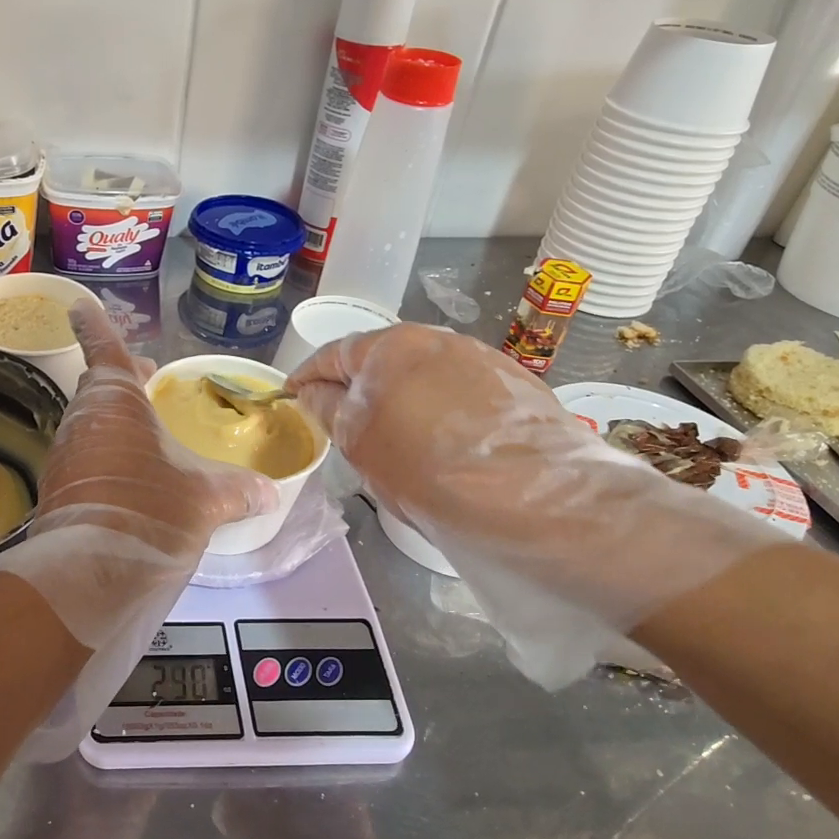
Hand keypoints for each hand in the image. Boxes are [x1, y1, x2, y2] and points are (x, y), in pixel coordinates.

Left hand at [37, 300, 274, 551]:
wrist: (91, 575)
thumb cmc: (151, 512)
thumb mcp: (206, 499)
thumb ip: (239, 490)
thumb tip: (270, 492)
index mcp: (116, 401)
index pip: (105, 349)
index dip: (95, 325)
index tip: (79, 304)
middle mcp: (83, 420)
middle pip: (100, 388)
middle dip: (124, 380)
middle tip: (150, 379)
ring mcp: (65, 456)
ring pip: (91, 424)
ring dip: (116, 422)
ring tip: (148, 435)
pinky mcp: (57, 491)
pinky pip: (84, 459)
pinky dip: (106, 458)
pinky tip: (131, 482)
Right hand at [286, 323, 787, 686]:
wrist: (545, 500)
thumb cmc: (432, 471)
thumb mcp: (361, 446)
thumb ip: (328, 410)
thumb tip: (314, 392)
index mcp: (391, 345)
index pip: (332, 354)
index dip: (307, 378)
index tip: (293, 398)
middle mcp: (437, 339)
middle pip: (380, 361)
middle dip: (358, 389)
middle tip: (344, 426)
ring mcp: (483, 360)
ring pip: (423, 377)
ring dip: (402, 401)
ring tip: (397, 442)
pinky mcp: (518, 388)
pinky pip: (461, 395)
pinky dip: (441, 414)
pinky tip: (447, 449)